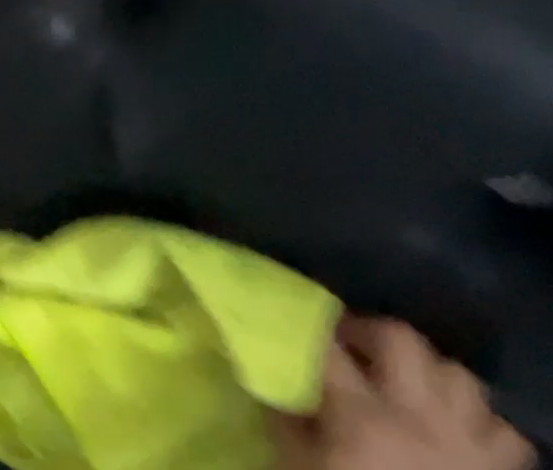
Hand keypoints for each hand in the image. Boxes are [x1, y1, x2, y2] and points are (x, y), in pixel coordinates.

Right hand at [272, 317, 534, 469]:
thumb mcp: (298, 462)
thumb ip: (286, 421)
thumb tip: (276, 386)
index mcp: (361, 414)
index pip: (328, 349)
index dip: (309, 327)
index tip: (295, 323)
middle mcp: (417, 414)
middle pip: (402, 340)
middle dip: (370, 330)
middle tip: (350, 342)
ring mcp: (466, 439)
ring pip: (459, 375)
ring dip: (430, 372)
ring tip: (406, 379)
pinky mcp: (499, 465)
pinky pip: (503, 428)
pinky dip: (480, 420)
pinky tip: (456, 424)